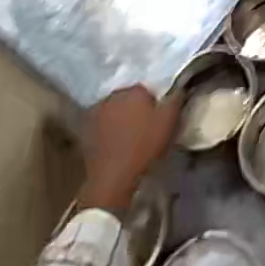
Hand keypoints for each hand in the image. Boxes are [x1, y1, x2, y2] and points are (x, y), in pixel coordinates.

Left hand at [76, 85, 180, 213]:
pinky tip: (112, 143)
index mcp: (135, 90)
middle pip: (129, 97)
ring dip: (120, 117)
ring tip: (127, 137)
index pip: (147, 91)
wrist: (113, 178)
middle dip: (135, 108)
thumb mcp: (168, 124)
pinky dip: (107, 128)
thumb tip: (178, 86)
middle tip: (143, 129)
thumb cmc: (144, 149)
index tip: (156, 121)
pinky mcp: (86, 126)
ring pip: (114, 108)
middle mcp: (114, 94)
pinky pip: (101, 122)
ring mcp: (98, 110)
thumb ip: (175, 100)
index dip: (154, 106)